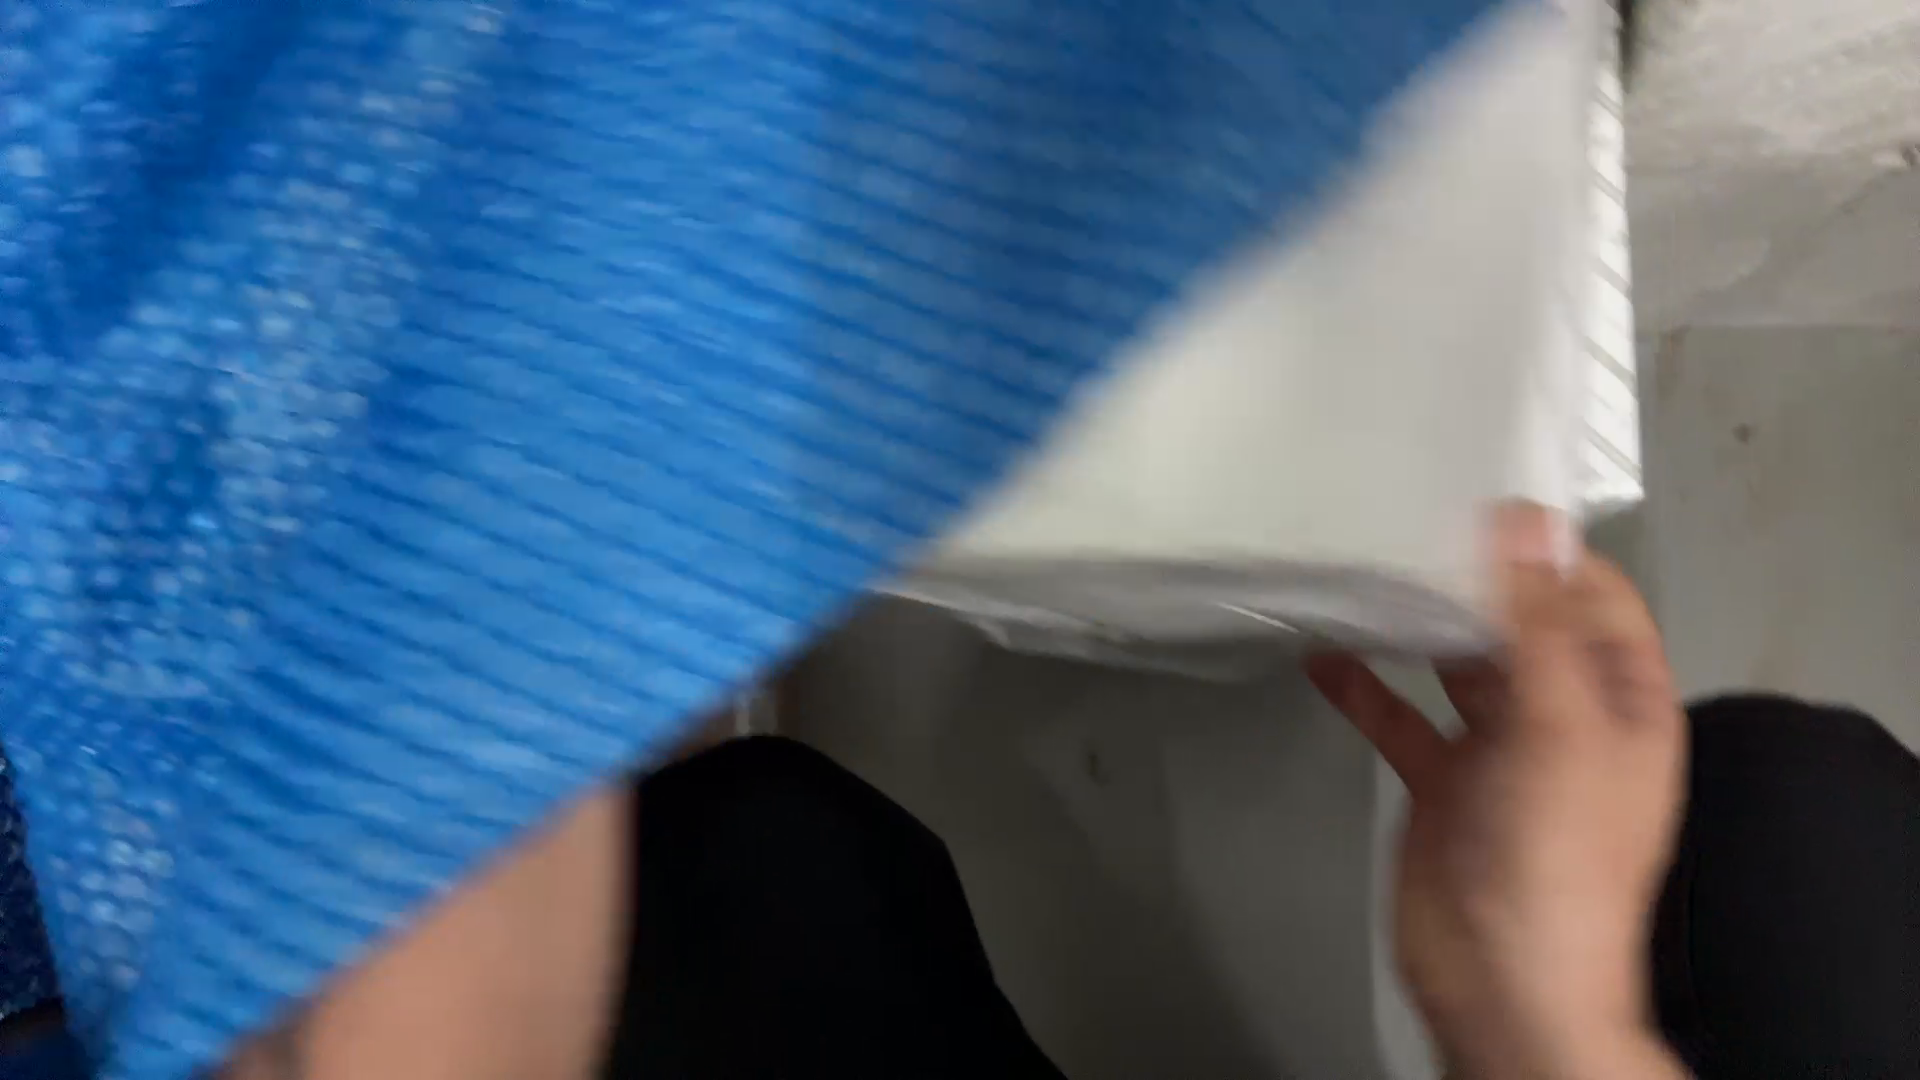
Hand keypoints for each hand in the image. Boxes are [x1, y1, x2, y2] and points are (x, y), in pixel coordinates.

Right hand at [1308, 505, 1689, 1078]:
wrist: (1496, 976)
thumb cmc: (1546, 854)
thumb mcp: (1553, 732)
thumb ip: (1536, 629)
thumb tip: (1524, 527)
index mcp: (1618, 704)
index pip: (1595, 602)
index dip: (1546, 554)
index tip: (1475, 509)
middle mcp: (1560, 717)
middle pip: (1516, 629)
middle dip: (1468, 584)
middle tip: (1402, 531)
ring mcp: (1493, 748)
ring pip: (1451, 669)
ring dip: (1411, 631)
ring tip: (1361, 581)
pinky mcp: (1436, 773)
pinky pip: (1396, 716)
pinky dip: (1360, 687)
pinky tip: (1320, 658)